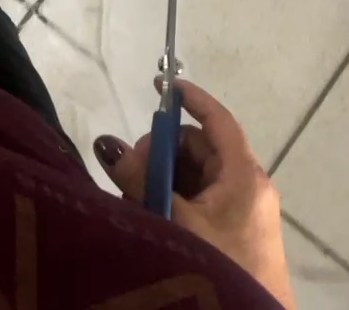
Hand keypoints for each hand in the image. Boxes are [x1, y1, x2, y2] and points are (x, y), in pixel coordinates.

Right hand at [94, 80, 296, 308]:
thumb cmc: (223, 265)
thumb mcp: (175, 219)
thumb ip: (138, 176)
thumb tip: (106, 142)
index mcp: (242, 176)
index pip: (218, 120)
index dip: (191, 98)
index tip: (159, 84)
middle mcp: (242, 184)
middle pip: (194, 145)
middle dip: (159, 150)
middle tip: (132, 172)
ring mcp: (237, 207)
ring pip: (190, 170)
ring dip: (159, 176)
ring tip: (138, 200)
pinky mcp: (229, 228)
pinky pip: (193, 193)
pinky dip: (169, 194)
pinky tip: (150, 213)